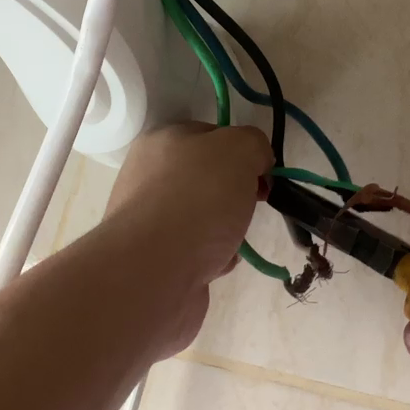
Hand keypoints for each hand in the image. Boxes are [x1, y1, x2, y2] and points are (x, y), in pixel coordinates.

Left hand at [99, 123, 271, 355]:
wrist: (154, 274)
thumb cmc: (197, 200)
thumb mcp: (239, 149)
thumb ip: (254, 144)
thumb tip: (256, 161)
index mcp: (161, 141)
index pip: (210, 135)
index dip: (241, 151)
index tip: (261, 174)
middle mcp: (148, 177)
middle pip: (208, 179)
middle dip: (235, 194)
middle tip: (248, 205)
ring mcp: (147, 221)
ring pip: (204, 217)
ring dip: (226, 230)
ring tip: (230, 242)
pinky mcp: (153, 260)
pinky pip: (195, 252)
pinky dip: (212, 259)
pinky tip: (216, 265)